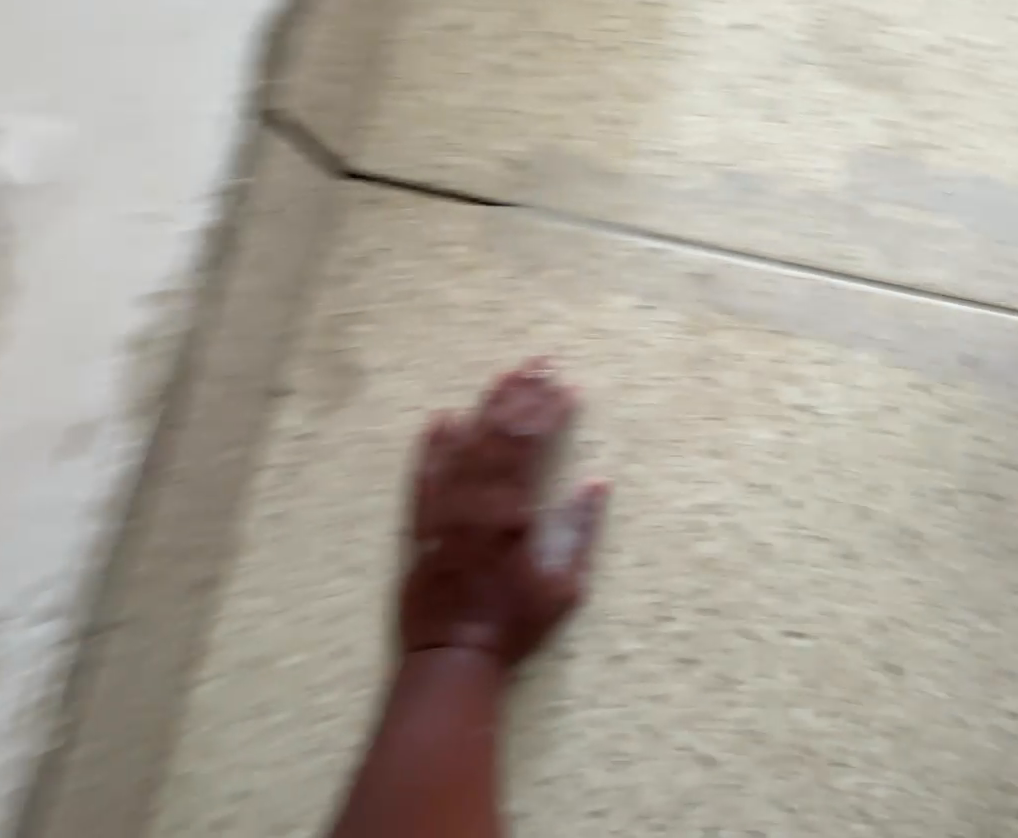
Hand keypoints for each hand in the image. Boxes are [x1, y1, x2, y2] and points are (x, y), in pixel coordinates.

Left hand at [397, 359, 609, 668]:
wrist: (452, 655)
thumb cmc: (513, 623)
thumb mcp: (564, 584)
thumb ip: (580, 529)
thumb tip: (597, 482)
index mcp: (511, 511)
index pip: (532, 444)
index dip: (550, 412)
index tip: (568, 389)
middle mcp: (474, 499)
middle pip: (498, 431)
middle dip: (522, 393)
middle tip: (541, 362)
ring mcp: (443, 507)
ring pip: (464, 442)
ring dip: (486, 407)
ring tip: (506, 376)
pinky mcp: (420, 521)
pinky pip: (424, 471)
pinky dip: (433, 443)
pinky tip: (442, 418)